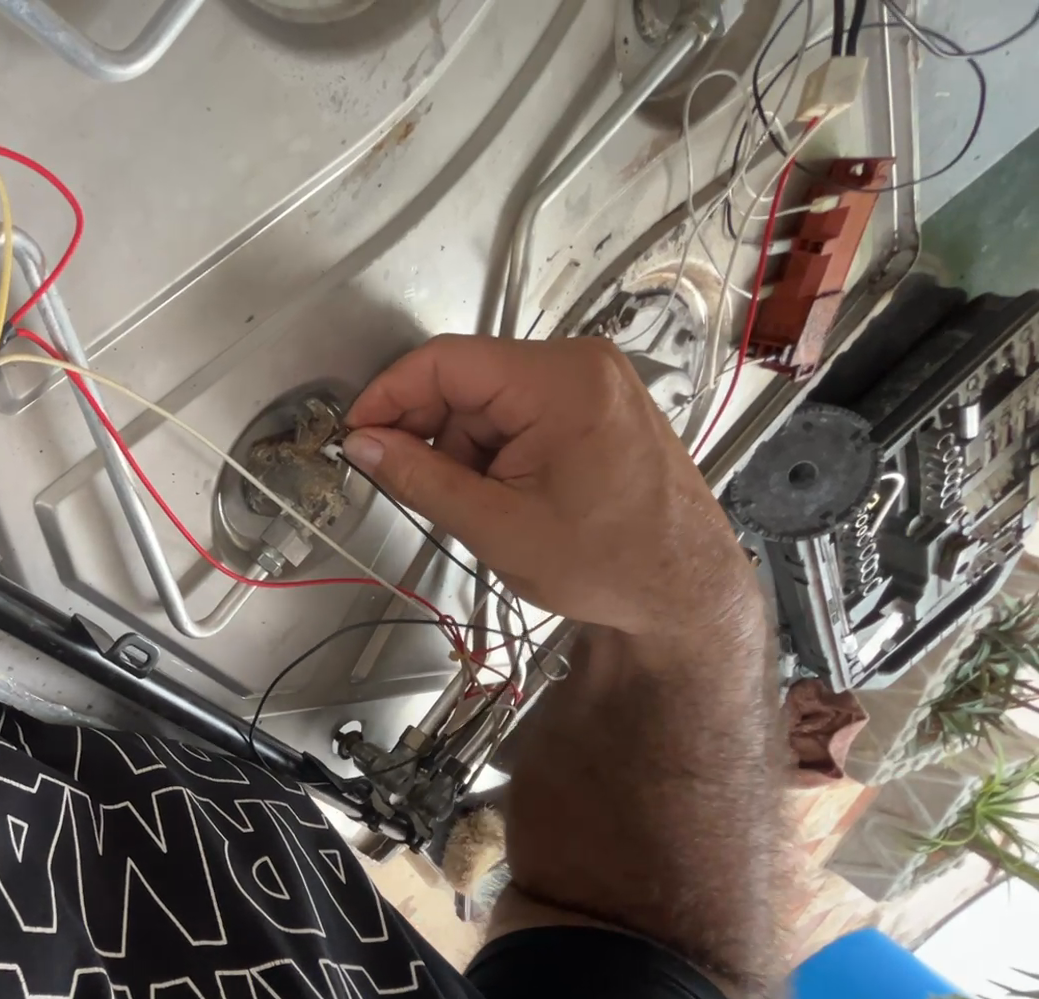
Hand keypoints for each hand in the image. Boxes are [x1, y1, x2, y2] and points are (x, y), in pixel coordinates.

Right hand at [342, 335, 758, 639]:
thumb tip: (360, 444)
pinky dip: (488, 453)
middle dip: (426, 432)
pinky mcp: (590, 408)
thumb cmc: (603, 564)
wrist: (686, 596)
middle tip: (407, 484)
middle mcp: (577, 366)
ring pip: (483, 404)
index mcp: (558, 381)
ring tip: (474, 505)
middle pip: (463, 381)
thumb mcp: (492, 524)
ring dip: (458, 450)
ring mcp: (589, 385)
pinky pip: (513, 416)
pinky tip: (497, 495)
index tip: (353, 436)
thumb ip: (417, 477)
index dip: (387, 395)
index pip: (443, 361)